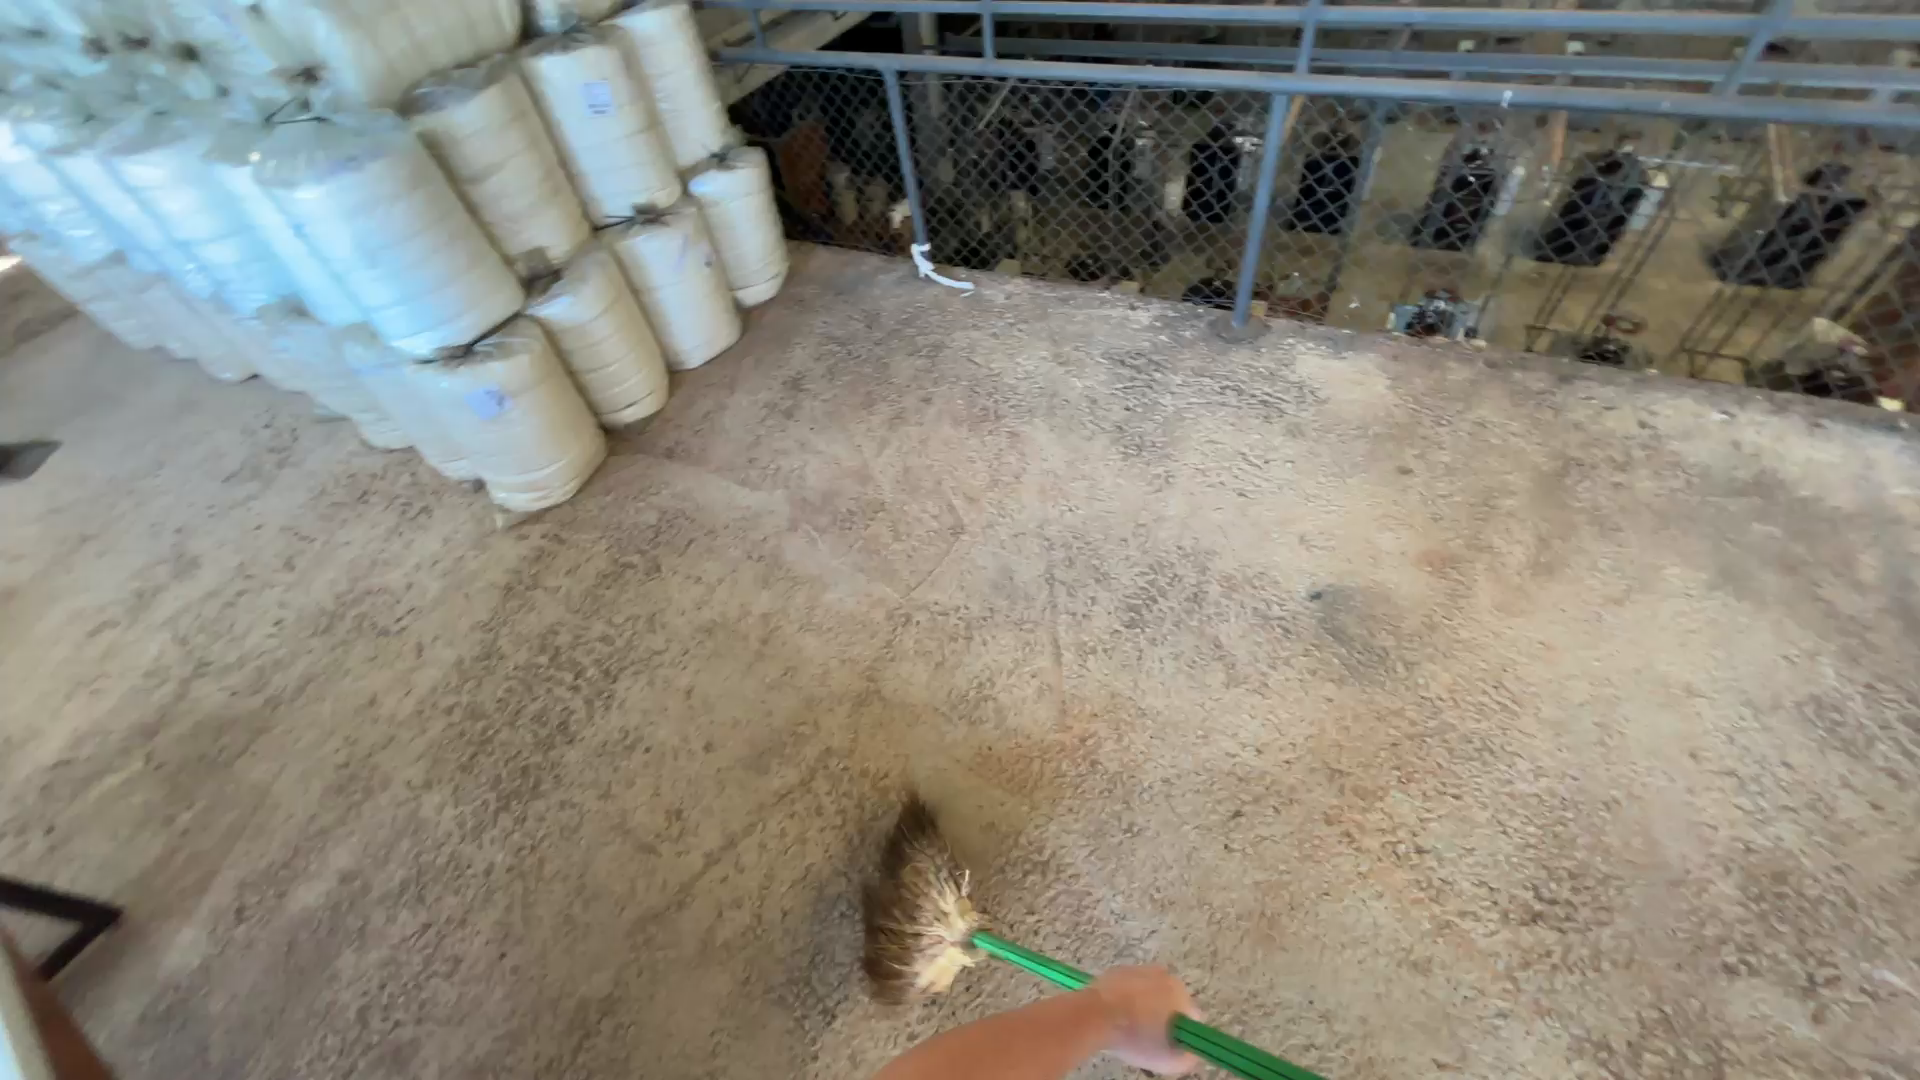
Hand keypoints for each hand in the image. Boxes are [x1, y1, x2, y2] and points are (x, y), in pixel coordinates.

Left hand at [1087, 966, 1200, 1075]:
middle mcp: (1164, 975)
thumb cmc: (1137, 1038)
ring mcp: (1141, 968)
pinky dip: (1130, 996)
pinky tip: (1120, 1012)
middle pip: (1172, 1000)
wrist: (1098, 1014)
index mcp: (1180, 993)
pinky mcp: (1121, 968)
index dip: (1185, 1032)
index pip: (1192, 1016)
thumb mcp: (1170, 1061)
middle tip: (1152, 1034)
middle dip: (1165, 1015)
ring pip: (1152, 991)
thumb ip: (1188, 1056)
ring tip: (1133, 1024)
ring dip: (1147, 1005)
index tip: (1172, 1042)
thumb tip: (1188, 1048)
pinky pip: (1132, 985)